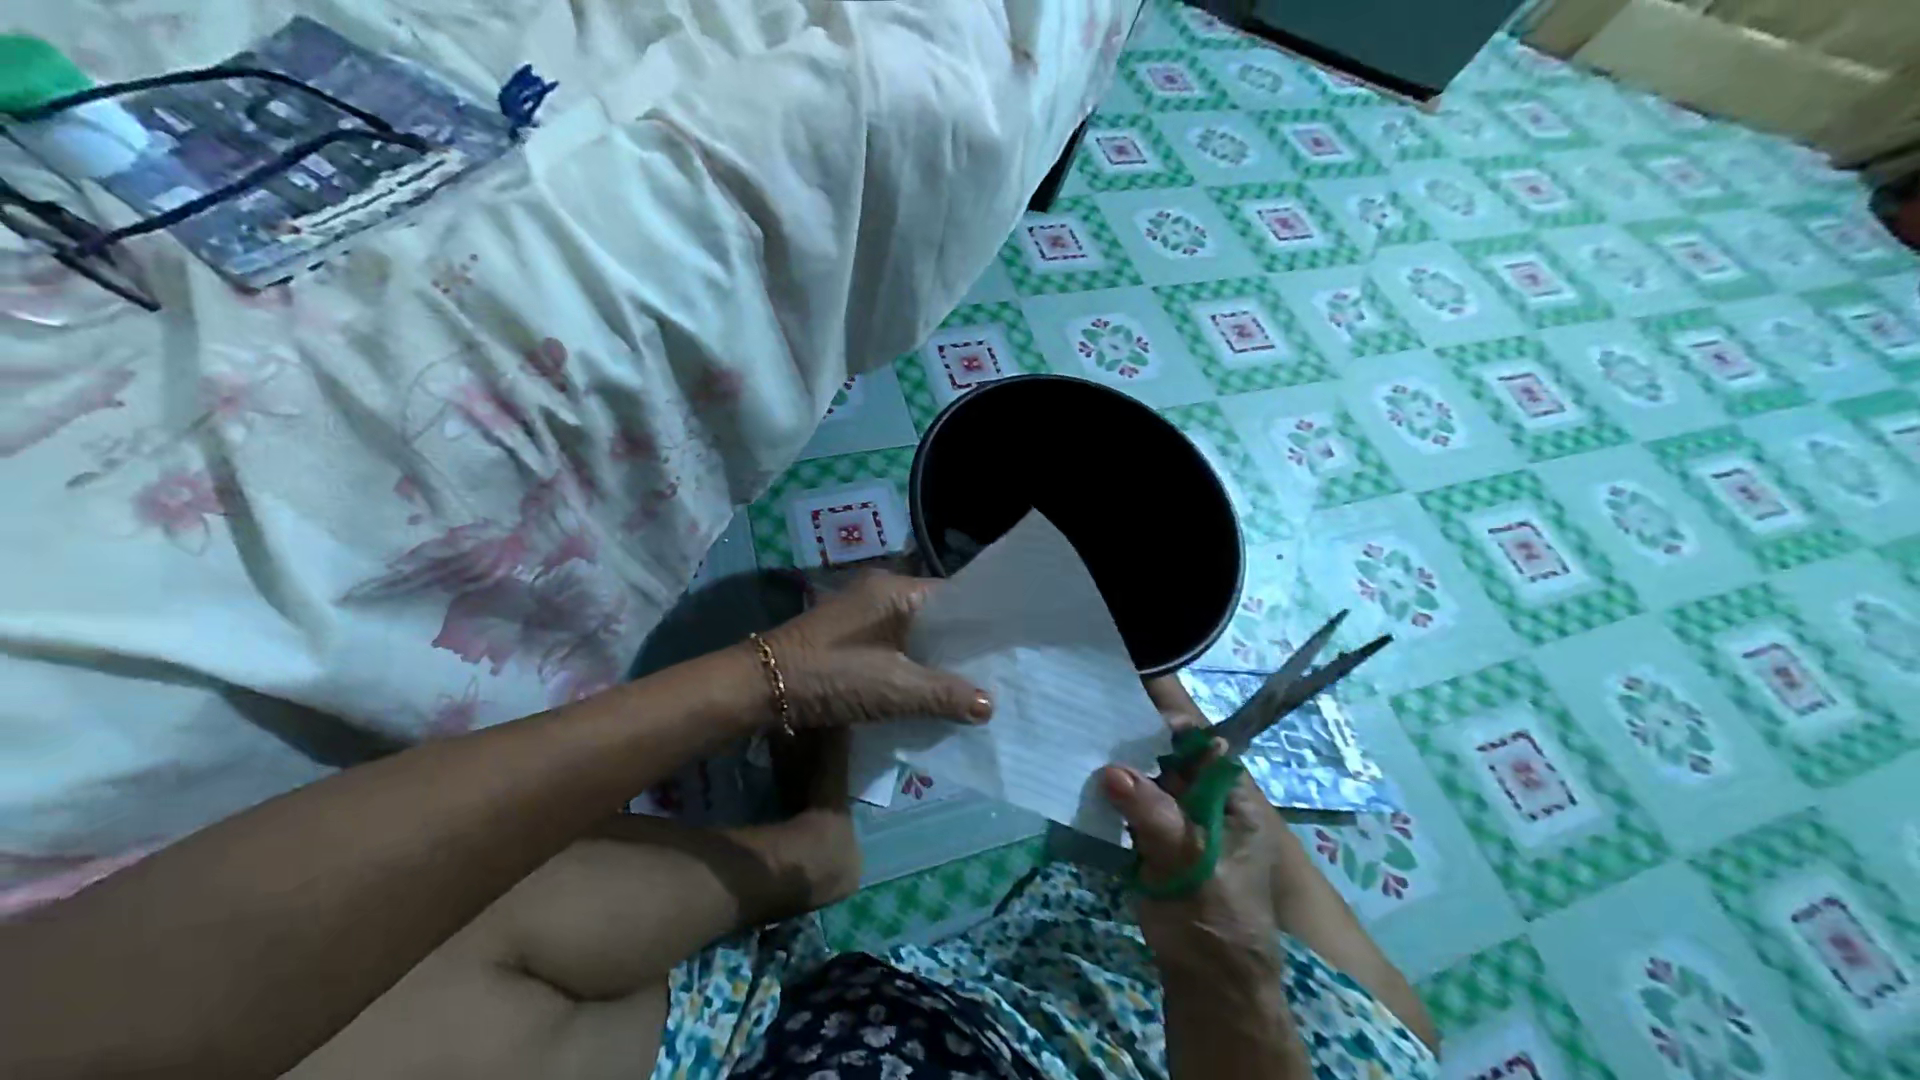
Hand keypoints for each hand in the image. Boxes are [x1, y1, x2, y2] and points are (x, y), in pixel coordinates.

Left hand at [758, 571, 992, 729]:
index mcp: (894, 590)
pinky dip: (913, 668)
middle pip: (935, 619)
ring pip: (915, 637)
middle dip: (961, 649)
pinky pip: (895, 649)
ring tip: (972, 688)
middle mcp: (880, 595)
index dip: (981, 624)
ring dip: (937, 662)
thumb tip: (989, 705)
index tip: (1007, 649)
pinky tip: (931, 694)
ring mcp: (863, 617)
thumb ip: (944, 694)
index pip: (953, 598)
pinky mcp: (851, 640)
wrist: (758, 688)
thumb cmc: (831, 676)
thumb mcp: (894, 687)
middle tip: (996, 674)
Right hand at [1100, 677, 1287, 981]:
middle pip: (1167, 755)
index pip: (1202, 743)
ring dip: (1116, 762)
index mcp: (1230, 796)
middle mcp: (1202, 797)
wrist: (1207, 979)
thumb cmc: (1217, 917)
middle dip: (1134, 738)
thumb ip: (1154, 815)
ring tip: (1078, 737)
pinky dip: (1106, 790)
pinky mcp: (1149, 834)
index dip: (1170, 723)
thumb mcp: (1191, 862)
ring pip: (1143, 776)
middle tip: (1091, 716)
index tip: (1130, 711)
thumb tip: (1111, 770)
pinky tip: (1079, 774)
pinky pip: (1127, 801)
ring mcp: (1174, 815)